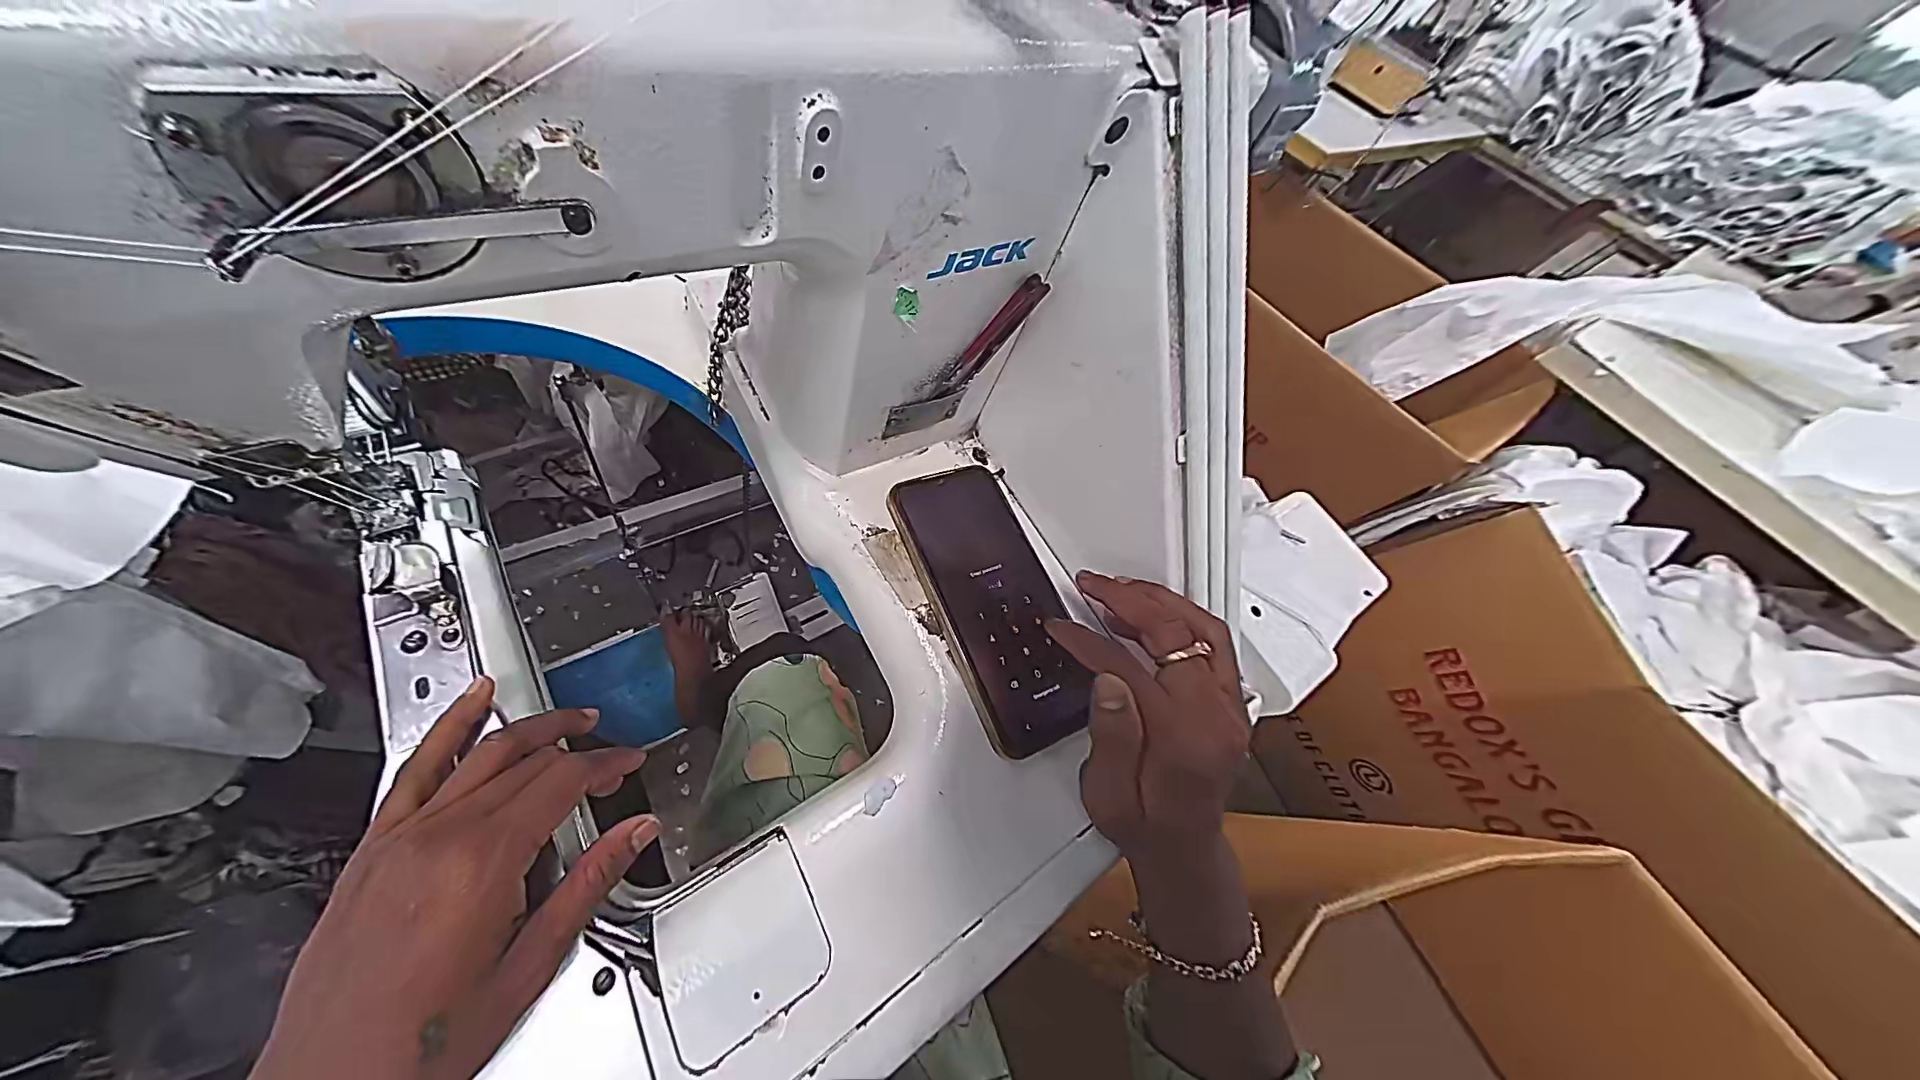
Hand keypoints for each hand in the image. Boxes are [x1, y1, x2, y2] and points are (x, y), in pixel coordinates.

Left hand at [251, 678, 658, 1079]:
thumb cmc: (419, 1044)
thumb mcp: (530, 966)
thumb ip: (589, 884)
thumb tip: (637, 832)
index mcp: (483, 864)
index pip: (563, 781)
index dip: (607, 763)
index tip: (629, 762)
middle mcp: (438, 838)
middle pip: (528, 762)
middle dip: (581, 749)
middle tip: (612, 755)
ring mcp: (399, 838)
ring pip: (481, 752)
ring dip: (533, 727)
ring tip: (570, 717)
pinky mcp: (373, 848)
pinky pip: (416, 768)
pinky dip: (449, 725)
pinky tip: (472, 700)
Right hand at [1049, 575, 1297, 1079]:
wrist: (1183, 846)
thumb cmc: (1145, 823)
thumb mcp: (1108, 794)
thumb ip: (1111, 736)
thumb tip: (1108, 679)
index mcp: (1184, 739)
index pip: (1132, 666)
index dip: (1090, 640)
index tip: (1064, 627)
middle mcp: (1217, 716)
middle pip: (1175, 634)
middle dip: (1128, 600)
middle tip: (1092, 586)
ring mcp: (1231, 705)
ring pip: (1202, 627)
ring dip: (1159, 600)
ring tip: (1120, 589)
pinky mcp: (1232, 699)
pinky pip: (1214, 640)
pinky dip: (1181, 615)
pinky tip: (1154, 609)